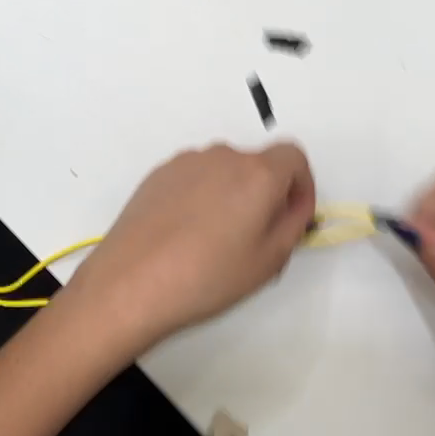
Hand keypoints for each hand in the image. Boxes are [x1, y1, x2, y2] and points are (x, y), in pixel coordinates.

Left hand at [60, 143, 316, 353]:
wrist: (132, 279)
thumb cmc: (209, 275)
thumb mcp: (269, 260)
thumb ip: (293, 223)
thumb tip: (293, 204)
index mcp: (256, 173)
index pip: (294, 156)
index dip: (302, 185)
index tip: (293, 218)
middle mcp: (221, 156)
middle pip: (257, 165)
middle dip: (265, 195)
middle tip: (254, 241)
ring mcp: (185, 161)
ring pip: (224, 172)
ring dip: (231, 196)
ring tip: (215, 244)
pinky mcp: (158, 172)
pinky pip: (194, 178)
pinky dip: (201, 197)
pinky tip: (185, 235)